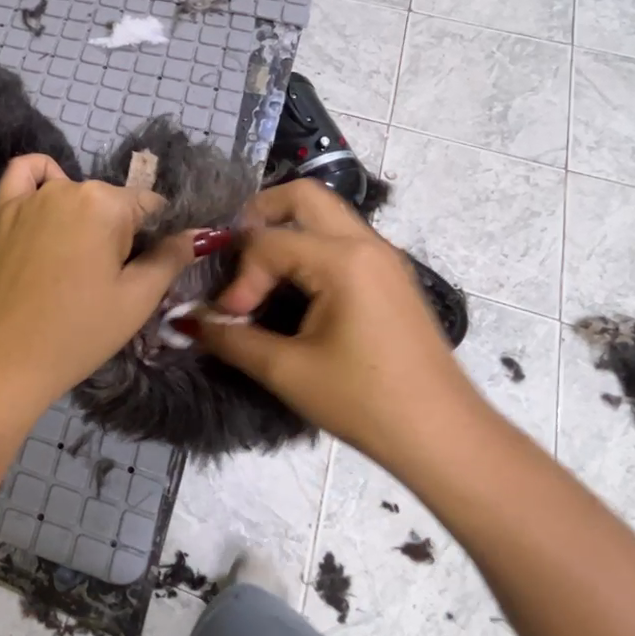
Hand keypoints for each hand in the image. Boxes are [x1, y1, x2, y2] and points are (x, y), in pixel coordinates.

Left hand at [0, 155, 200, 408]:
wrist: (7, 357)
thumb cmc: (80, 331)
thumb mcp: (138, 298)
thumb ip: (172, 257)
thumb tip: (201, 234)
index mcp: (106, 203)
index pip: (151, 207)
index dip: (156, 238)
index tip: (145, 271)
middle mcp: (68, 188)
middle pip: (112, 202)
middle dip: (120, 232)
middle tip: (110, 280)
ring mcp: (30, 198)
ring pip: (74, 193)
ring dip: (84, 217)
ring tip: (78, 262)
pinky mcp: (2, 212)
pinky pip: (24, 174)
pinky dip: (41, 178)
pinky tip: (48, 200)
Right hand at [193, 179, 477, 464]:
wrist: (445, 438)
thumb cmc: (365, 402)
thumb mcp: (287, 371)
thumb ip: (231, 338)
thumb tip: (189, 321)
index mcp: (343, 260)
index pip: (268, 242)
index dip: (239, 277)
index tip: (231, 318)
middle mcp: (367, 245)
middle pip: (303, 197)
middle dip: (258, 216)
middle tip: (232, 256)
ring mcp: (384, 259)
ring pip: (325, 216)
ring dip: (286, 233)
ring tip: (257, 277)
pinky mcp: (391, 279)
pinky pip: (342, 241)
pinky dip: (309, 249)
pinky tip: (291, 292)